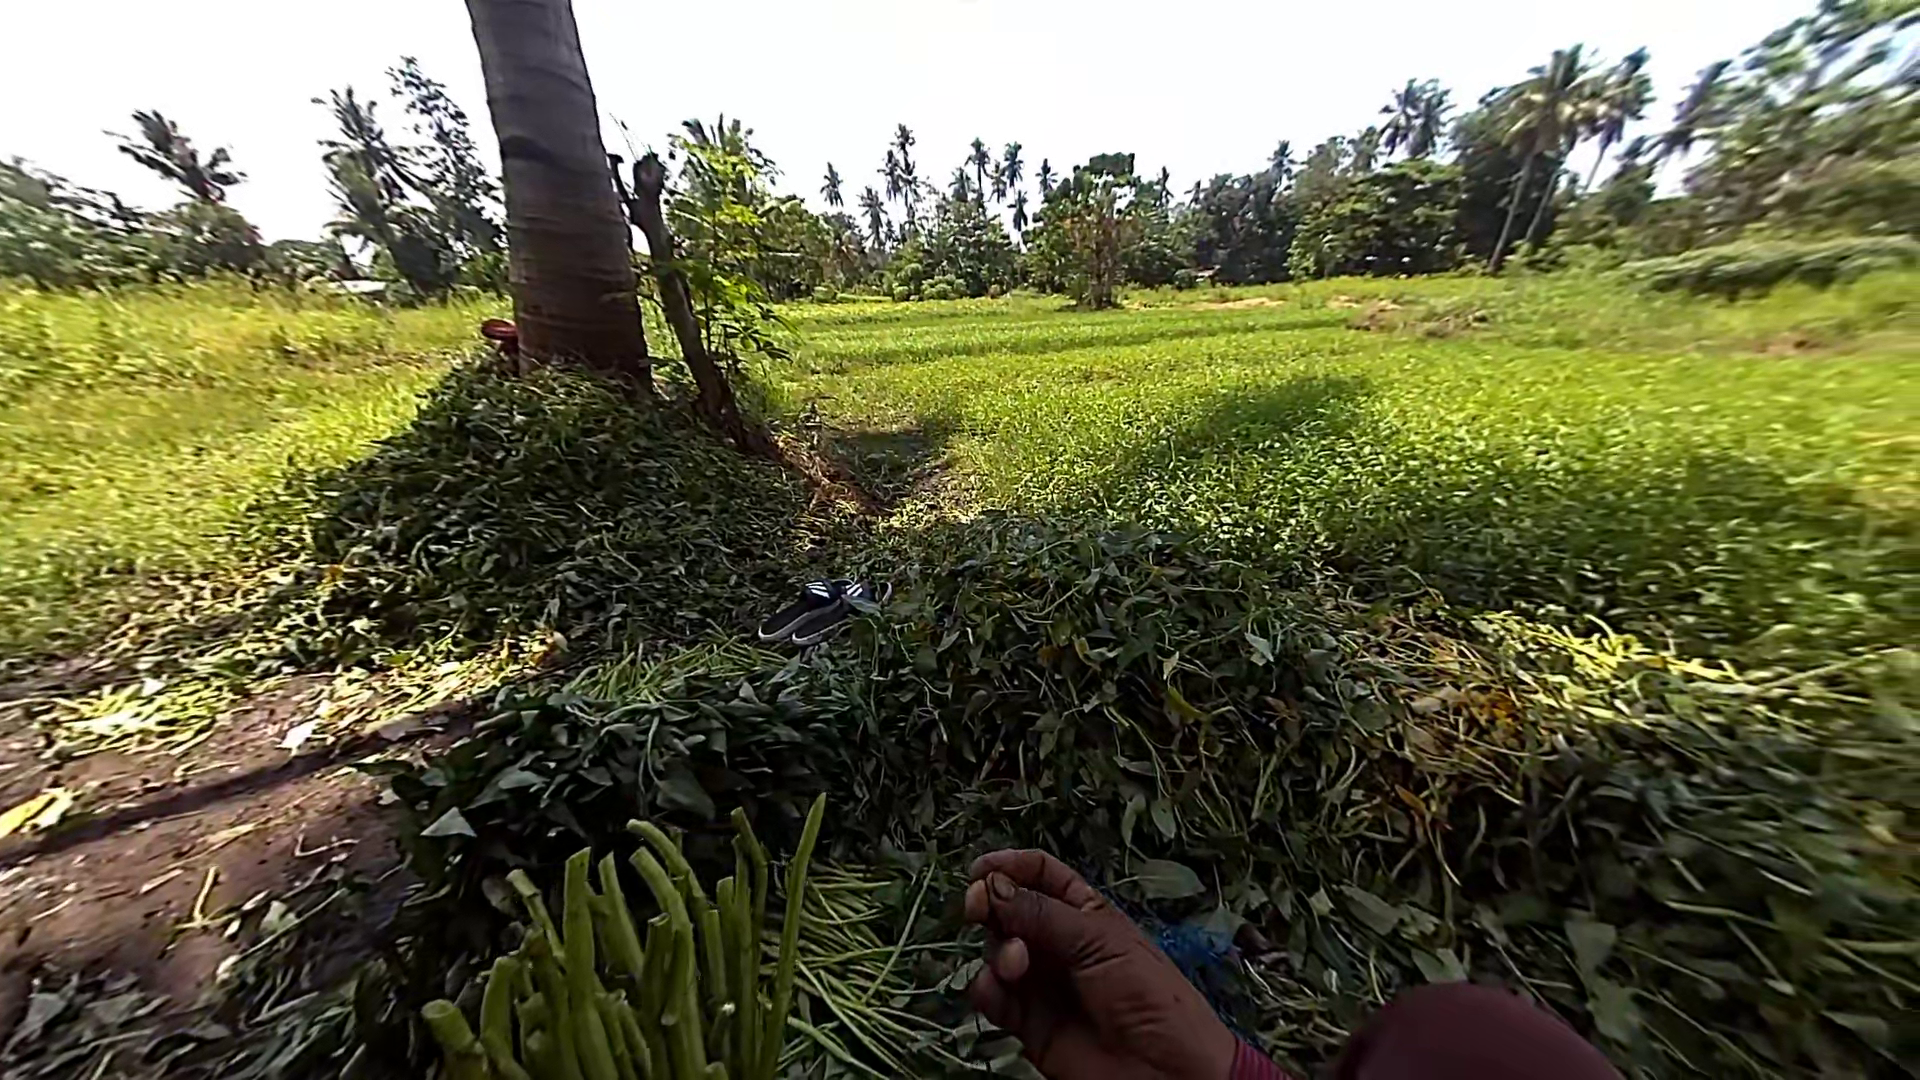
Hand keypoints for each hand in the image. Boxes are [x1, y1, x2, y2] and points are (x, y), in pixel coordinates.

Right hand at [963, 849, 1236, 1079]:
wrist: (1168, 1077)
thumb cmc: (1146, 992)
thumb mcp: (1097, 940)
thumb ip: (1041, 913)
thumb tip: (992, 884)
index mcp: (1080, 909)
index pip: (1039, 872)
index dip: (1009, 865)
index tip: (981, 869)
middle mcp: (1055, 938)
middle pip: (1010, 907)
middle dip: (991, 902)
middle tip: (977, 905)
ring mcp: (1041, 979)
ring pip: (998, 948)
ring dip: (997, 949)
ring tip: (1016, 963)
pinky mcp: (1029, 1022)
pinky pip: (995, 996)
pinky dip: (987, 989)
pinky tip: (995, 990)